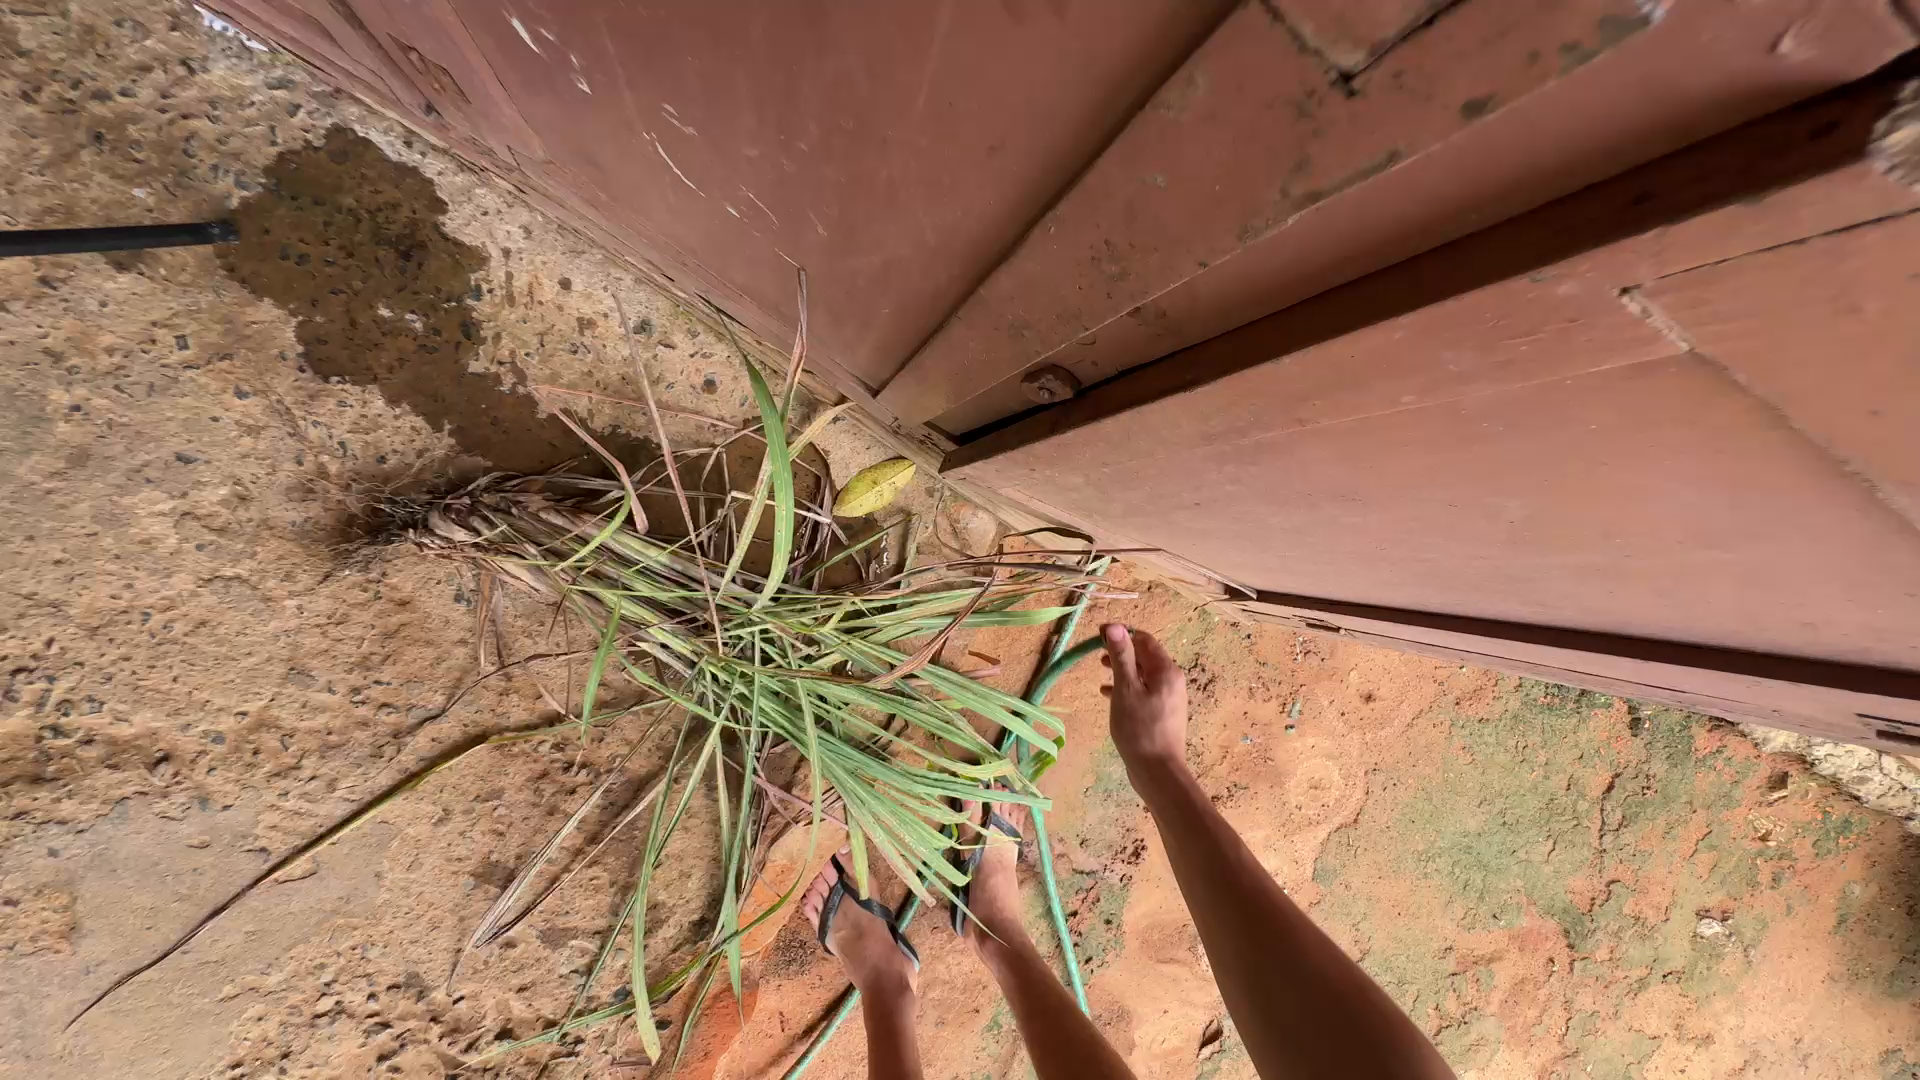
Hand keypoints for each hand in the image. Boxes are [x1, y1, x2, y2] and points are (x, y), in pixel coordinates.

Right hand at [1100, 623, 1188, 780]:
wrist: (1158, 772)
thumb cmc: (1139, 728)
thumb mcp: (1125, 689)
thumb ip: (1121, 657)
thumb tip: (1116, 627)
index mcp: (1166, 670)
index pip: (1144, 639)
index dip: (1122, 634)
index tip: (1098, 636)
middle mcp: (1172, 680)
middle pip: (1145, 655)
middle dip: (1121, 651)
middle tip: (1096, 654)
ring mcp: (1169, 698)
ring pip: (1143, 674)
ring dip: (1123, 668)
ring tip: (1100, 671)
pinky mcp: (1163, 713)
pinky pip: (1144, 690)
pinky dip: (1127, 687)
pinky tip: (1108, 694)